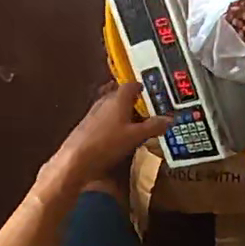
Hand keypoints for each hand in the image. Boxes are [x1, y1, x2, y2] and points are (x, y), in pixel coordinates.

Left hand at [41, 83, 170, 193]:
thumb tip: (168, 120)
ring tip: (132, 123)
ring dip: (120, 112)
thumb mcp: (136, 136)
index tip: (145, 89)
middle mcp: (104, 103)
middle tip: (142, 107)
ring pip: (110, 108)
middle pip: (119, 95)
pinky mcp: (86, 128)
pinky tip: (116, 137)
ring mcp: (93, 115)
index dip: (139, 86)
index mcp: (118, 99)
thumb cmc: (106, 143)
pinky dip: (112, 124)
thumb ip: (153, 127)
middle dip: (130, 100)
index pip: (130, 86)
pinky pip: (102, 121)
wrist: (76, 159)